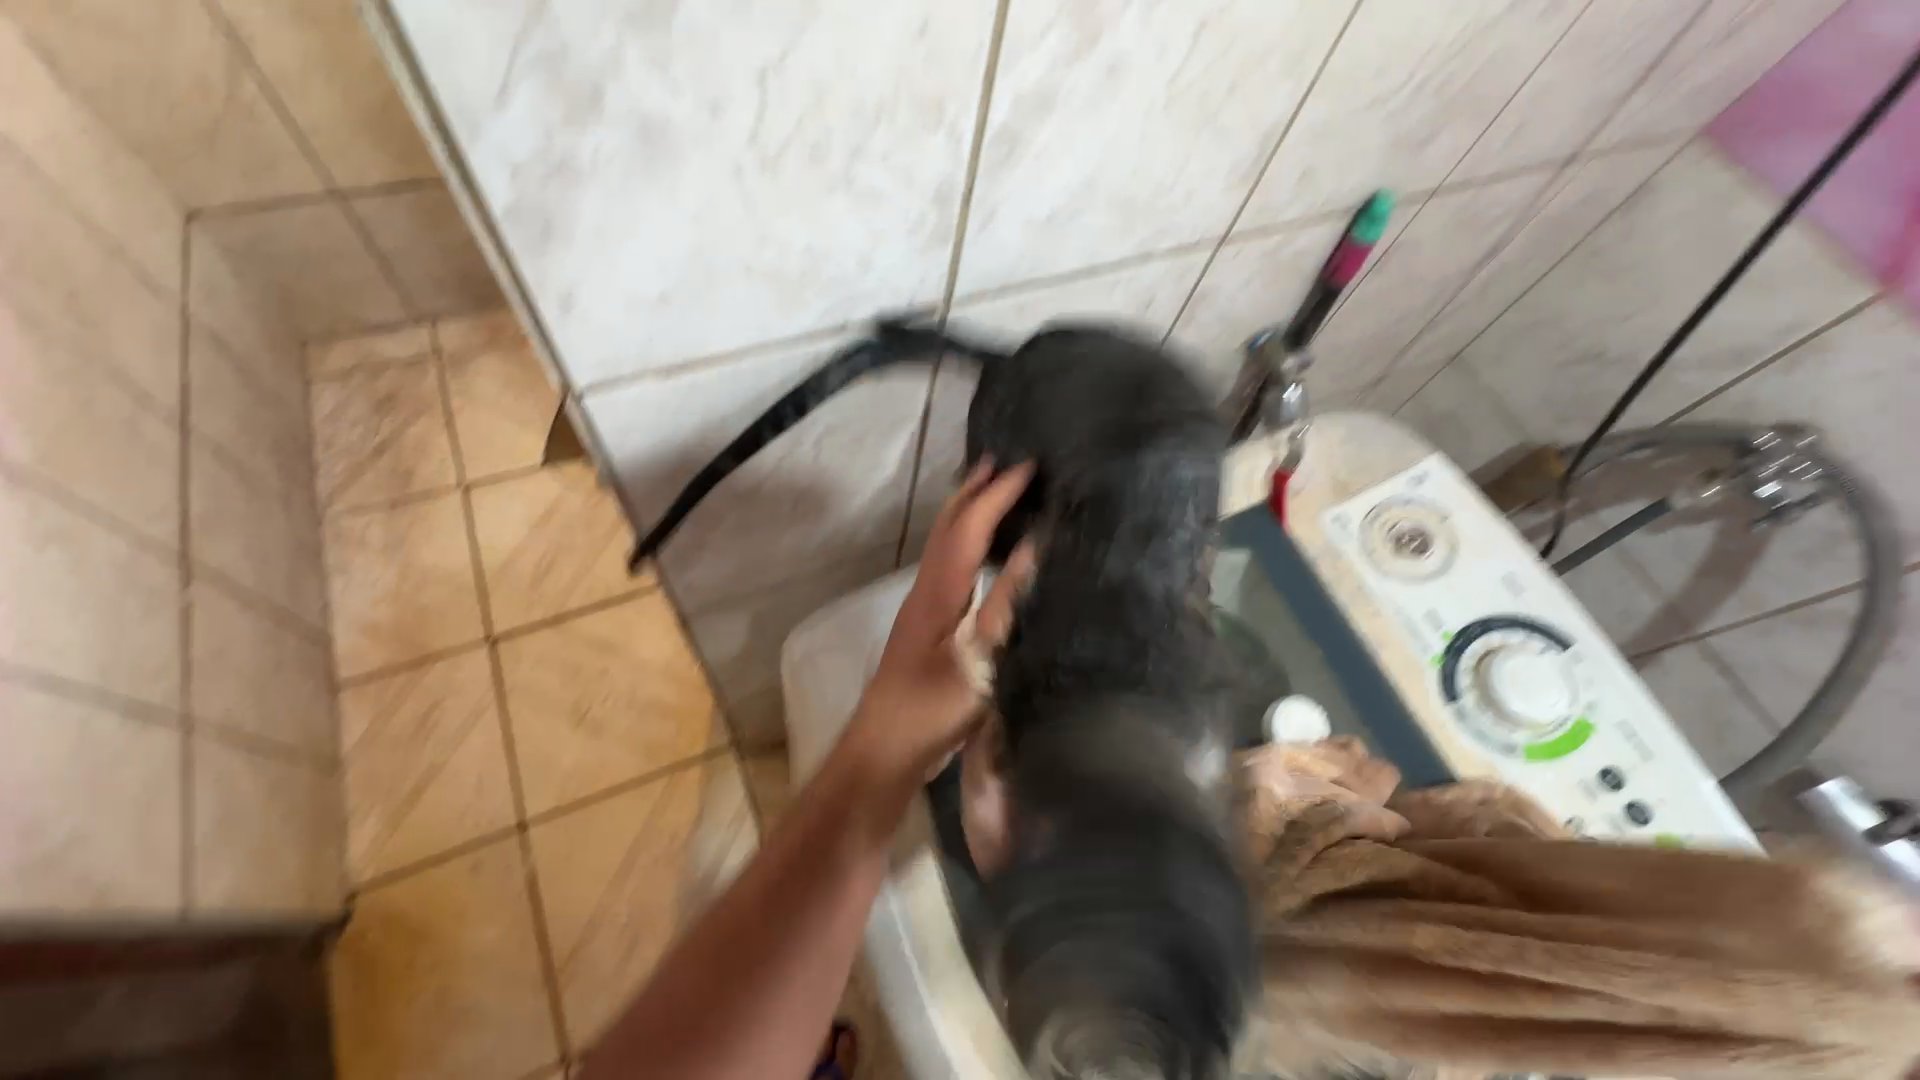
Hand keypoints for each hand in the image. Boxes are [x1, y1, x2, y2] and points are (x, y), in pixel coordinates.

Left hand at [842, 460, 1034, 790]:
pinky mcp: (926, 626)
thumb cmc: (932, 709)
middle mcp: (927, 589)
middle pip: (947, 526)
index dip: (997, 494)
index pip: (969, 527)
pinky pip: (948, 564)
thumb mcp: (980, 661)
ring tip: (991, 492)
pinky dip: (966, 541)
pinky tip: (982, 553)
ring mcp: (922, 607)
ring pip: (945, 543)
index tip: (1029, 466)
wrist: (884, 749)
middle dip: (973, 490)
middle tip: (1002, 461)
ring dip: (967, 512)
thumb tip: (1034, 550)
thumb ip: (1005, 606)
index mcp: (939, 591)